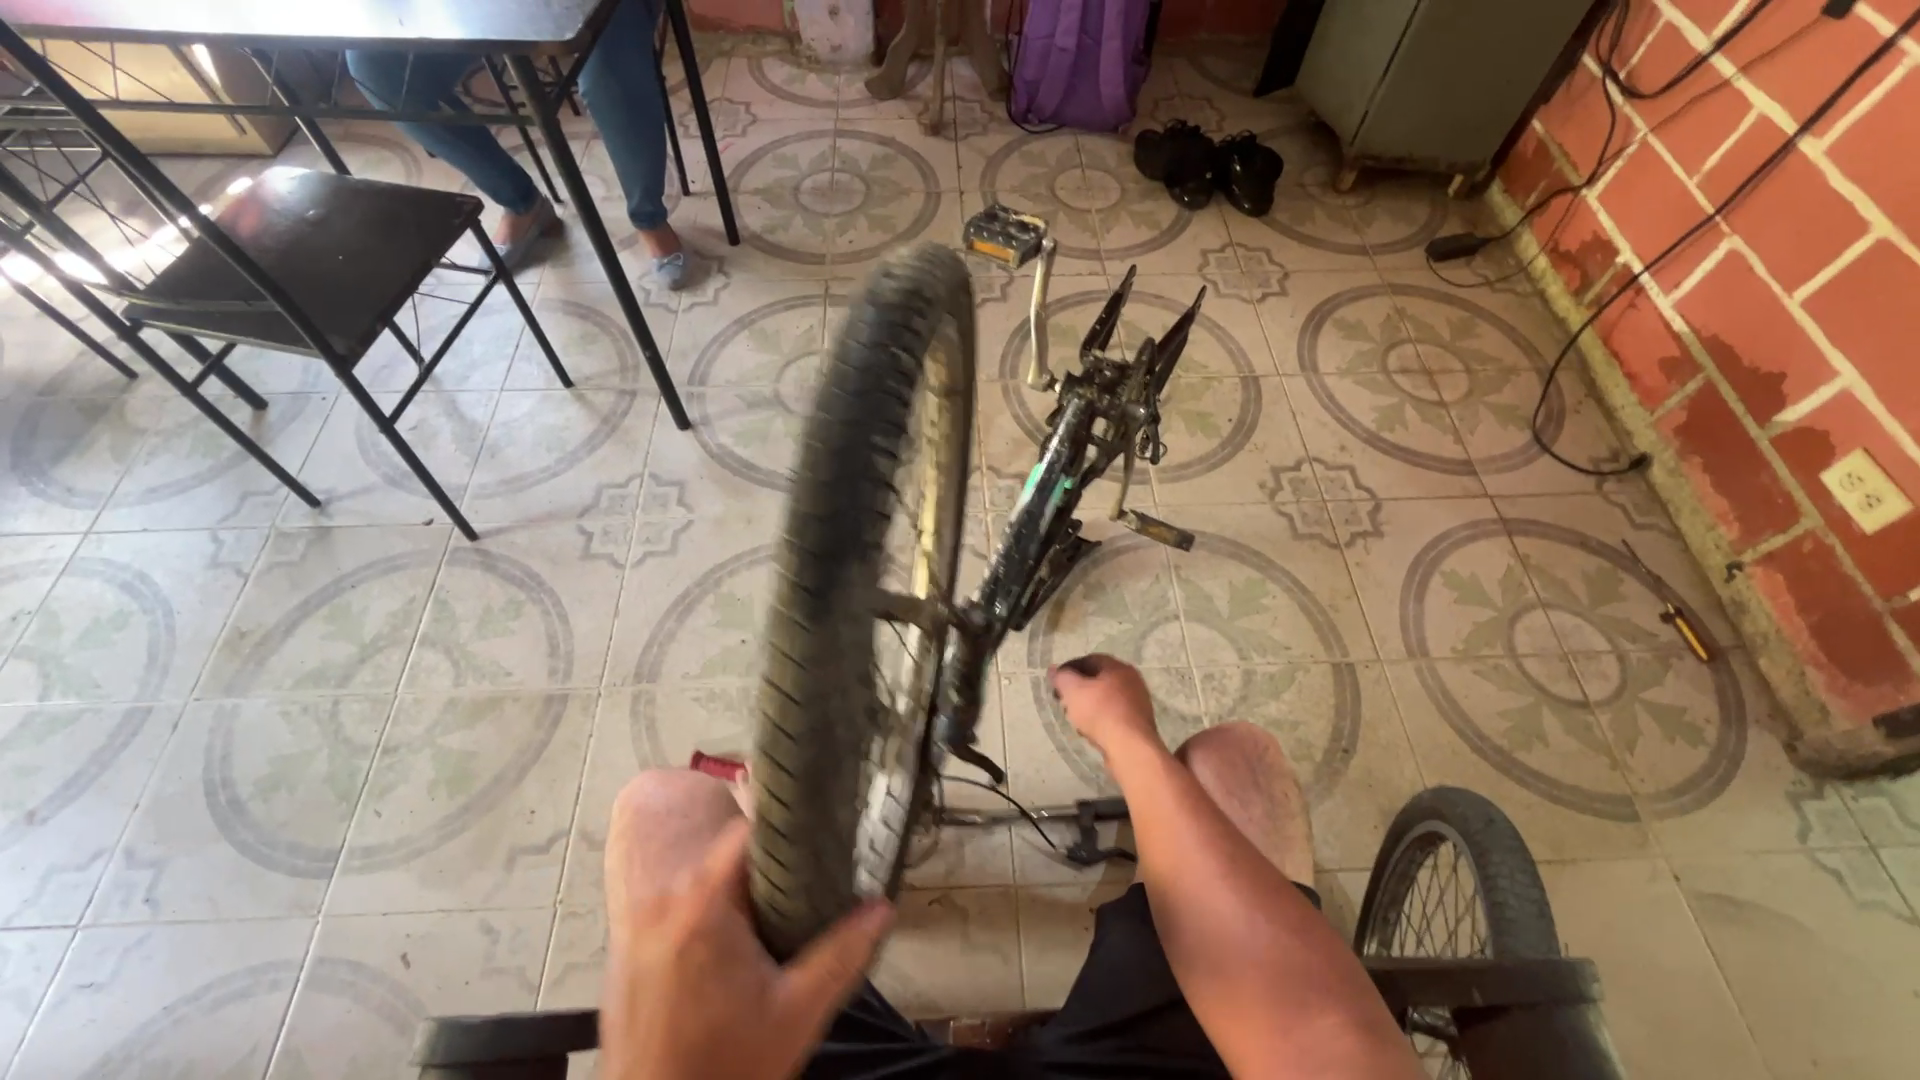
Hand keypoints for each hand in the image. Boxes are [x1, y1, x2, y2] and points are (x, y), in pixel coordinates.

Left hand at [601, 819, 893, 1079]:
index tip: (815, 827)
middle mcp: (661, 905)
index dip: (783, 823)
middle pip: (719, 851)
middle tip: (805, 868)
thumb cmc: (725, 1068)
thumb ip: (842, 954)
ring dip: (734, 881)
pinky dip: (706, 905)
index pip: (744, 832)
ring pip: (695, 876)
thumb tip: (882, 907)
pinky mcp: (626, 951)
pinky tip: (737, 935)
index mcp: (702, 907)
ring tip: (776, 901)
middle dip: (764, 857)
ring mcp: (635, 927)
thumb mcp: (798, 1013)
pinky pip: (674, 903)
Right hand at [1048, 654, 1164, 758]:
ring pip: (1106, 699)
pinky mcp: (1138, 723)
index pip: (1090, 660)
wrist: (1130, 747)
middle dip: (1079, 689)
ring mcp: (1138, 703)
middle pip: (1099, 680)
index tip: (1056, 683)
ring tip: (1075, 718)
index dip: (1069, 669)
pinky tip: (1091, 731)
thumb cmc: (1100, 712)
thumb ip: (1061, 677)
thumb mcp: (1073, 690)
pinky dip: (1100, 719)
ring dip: (1089, 705)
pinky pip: (1114, 715)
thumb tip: (1054, 670)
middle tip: (1064, 700)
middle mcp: (1132, 681)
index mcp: (1118, 668)